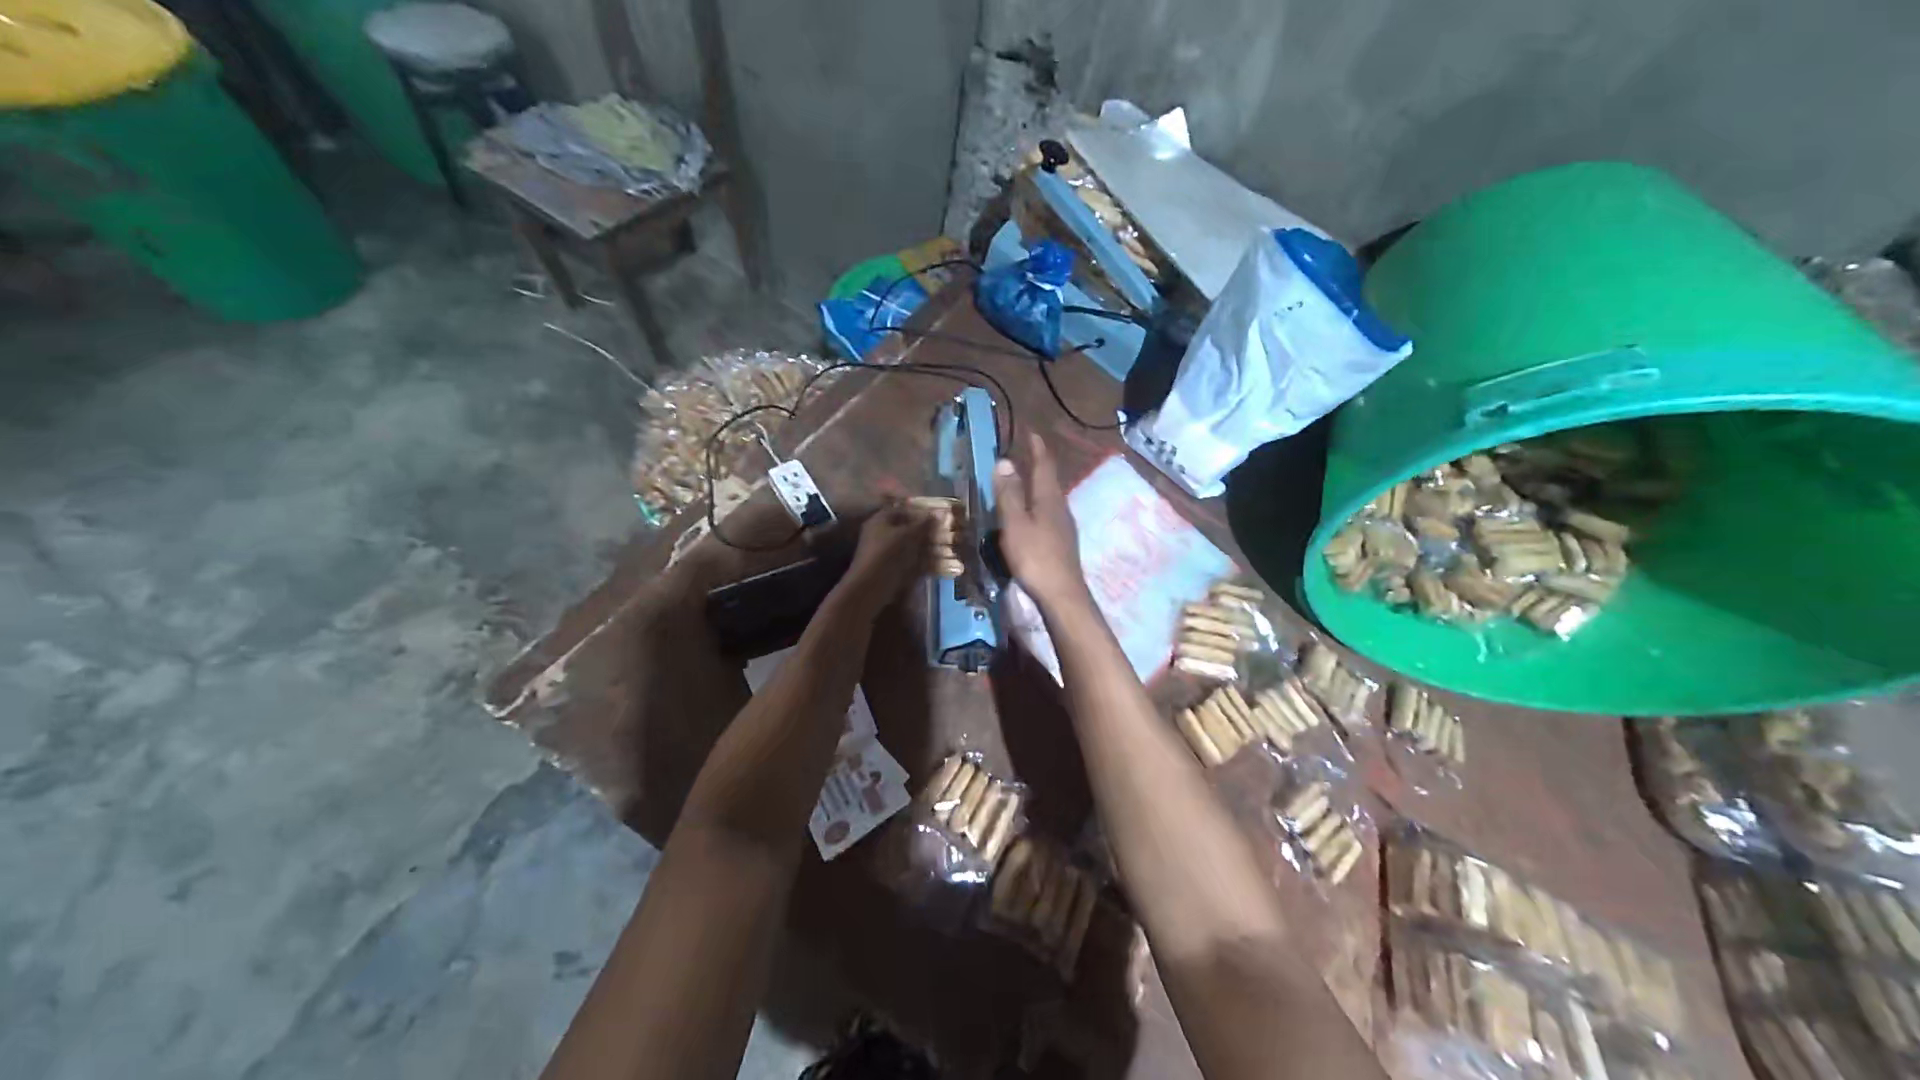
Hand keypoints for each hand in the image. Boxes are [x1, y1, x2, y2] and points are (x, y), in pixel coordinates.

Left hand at [836, 501, 933, 613]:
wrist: (871, 586)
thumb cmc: (887, 553)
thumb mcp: (908, 534)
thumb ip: (923, 524)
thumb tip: (939, 513)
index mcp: (880, 520)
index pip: (902, 510)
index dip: (920, 512)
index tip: (937, 516)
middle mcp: (881, 534)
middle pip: (907, 529)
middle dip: (925, 531)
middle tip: (943, 534)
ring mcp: (886, 553)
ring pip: (910, 546)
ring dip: (926, 547)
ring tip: (944, 549)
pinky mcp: (891, 568)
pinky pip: (910, 561)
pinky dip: (922, 562)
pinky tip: (937, 564)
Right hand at [993, 433, 1088, 610]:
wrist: (1062, 594)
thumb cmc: (1035, 557)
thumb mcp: (1015, 524)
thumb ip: (1009, 494)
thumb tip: (1006, 461)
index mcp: (1049, 498)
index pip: (1044, 465)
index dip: (1037, 447)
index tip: (1031, 432)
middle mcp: (1060, 507)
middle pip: (1049, 480)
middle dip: (1038, 464)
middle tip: (1026, 452)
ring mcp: (1064, 526)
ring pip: (1050, 497)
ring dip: (1038, 485)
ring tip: (1025, 480)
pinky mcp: (1062, 542)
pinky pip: (1049, 513)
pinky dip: (1038, 504)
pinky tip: (1031, 514)